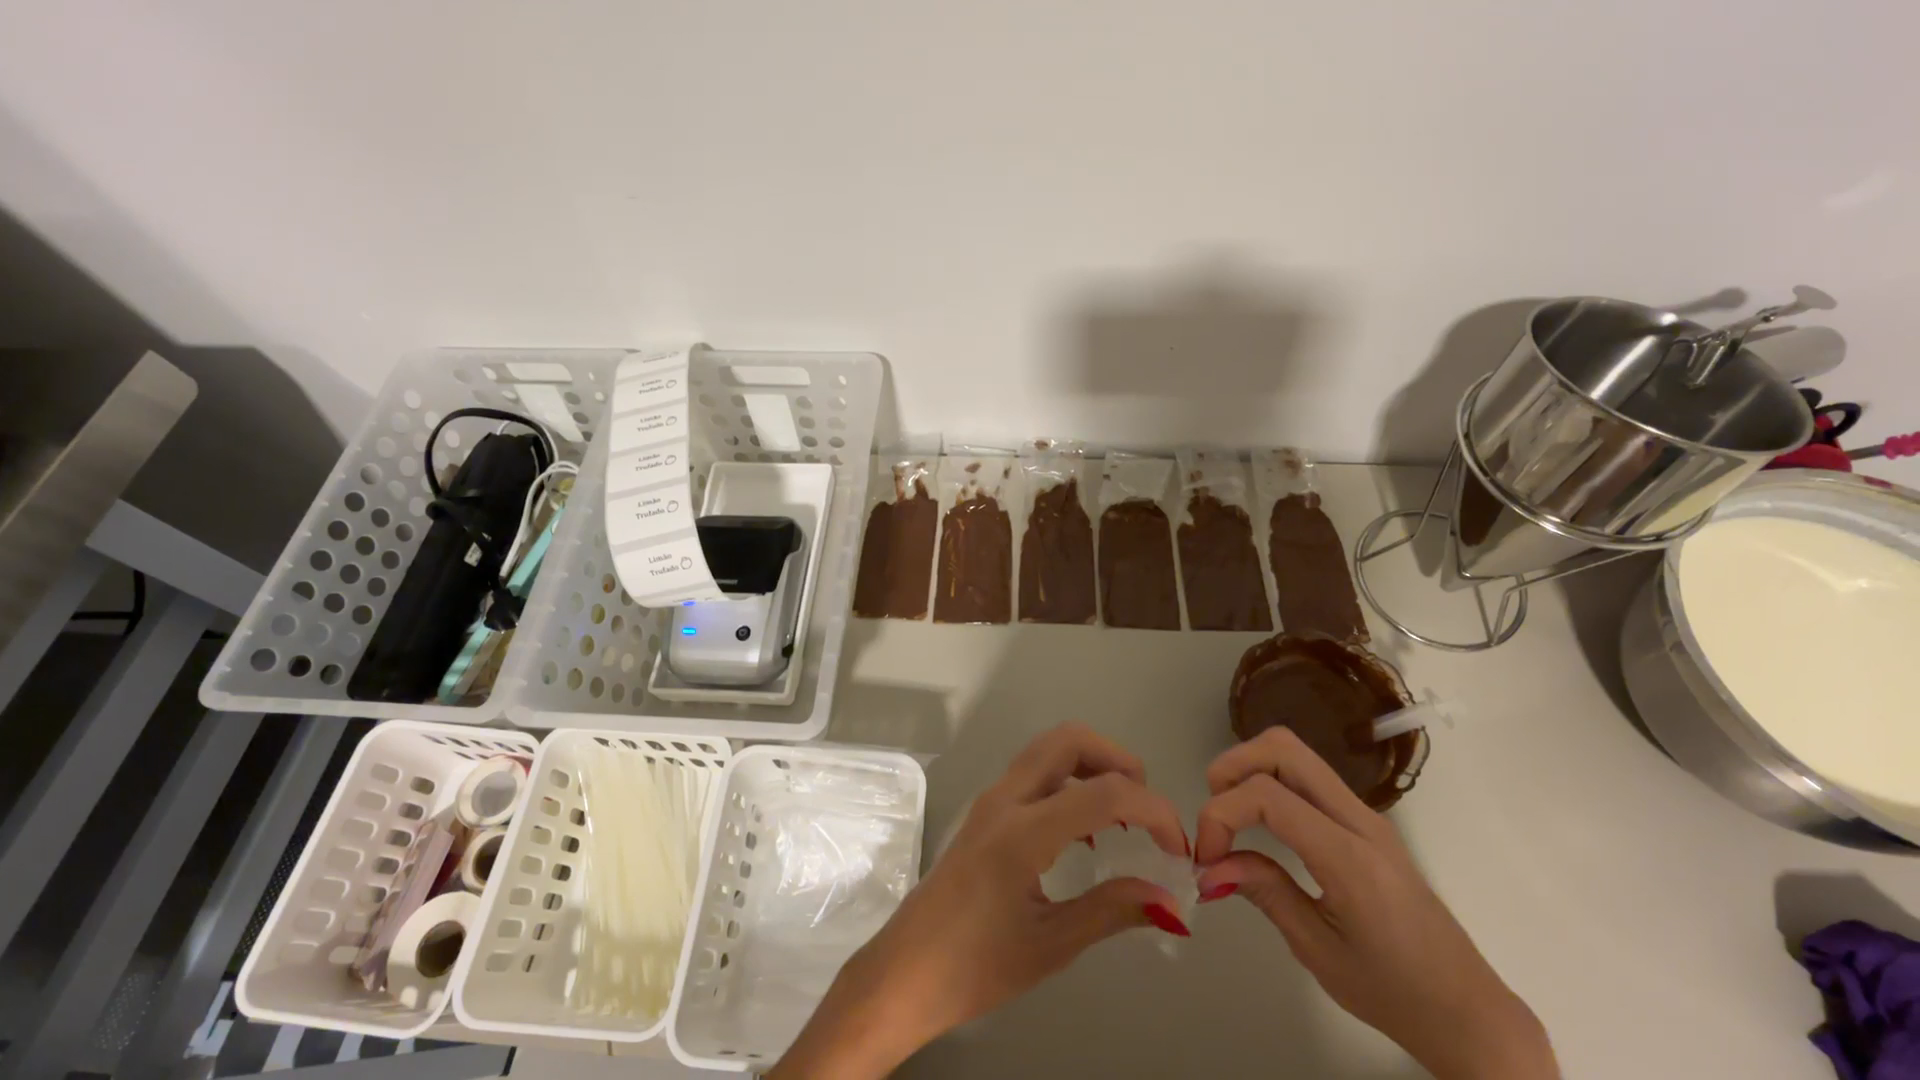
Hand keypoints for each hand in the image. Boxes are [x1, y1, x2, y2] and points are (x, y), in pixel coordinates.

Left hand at [770, 724, 1189, 1078]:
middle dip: (1119, 759)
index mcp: (1022, 832)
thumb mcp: (1051, 944)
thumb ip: (1113, 910)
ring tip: (1125, 820)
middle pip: (1069, 740)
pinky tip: (1085, 836)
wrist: (905, 974)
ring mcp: (989, 803)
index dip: (1154, 810)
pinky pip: (1034, 776)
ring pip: (1048, 751)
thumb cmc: (975, 967)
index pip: (1105, 793)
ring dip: (1093, 767)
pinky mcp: (984, 815)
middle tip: (1147, 808)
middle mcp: (1004, 801)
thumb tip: (1171, 900)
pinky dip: (1070, 783)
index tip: (1178, 849)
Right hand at [1194, 729, 1557, 1079]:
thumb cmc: (1392, 991)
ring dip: (1250, 772)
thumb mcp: (1317, 949)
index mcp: (1349, 857)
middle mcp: (1360, 821)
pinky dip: (1271, 785)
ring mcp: (1367, 817)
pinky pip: (1309, 780)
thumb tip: (1209, 865)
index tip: (1206, 858)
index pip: (1268, 796)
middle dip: (1232, 767)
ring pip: (1296, 755)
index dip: (1220, 814)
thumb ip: (1264, 891)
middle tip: (1211, 816)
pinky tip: (1258, 828)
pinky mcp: (1365, 824)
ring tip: (1228, 823)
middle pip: (1284, 748)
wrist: (1464, 1008)